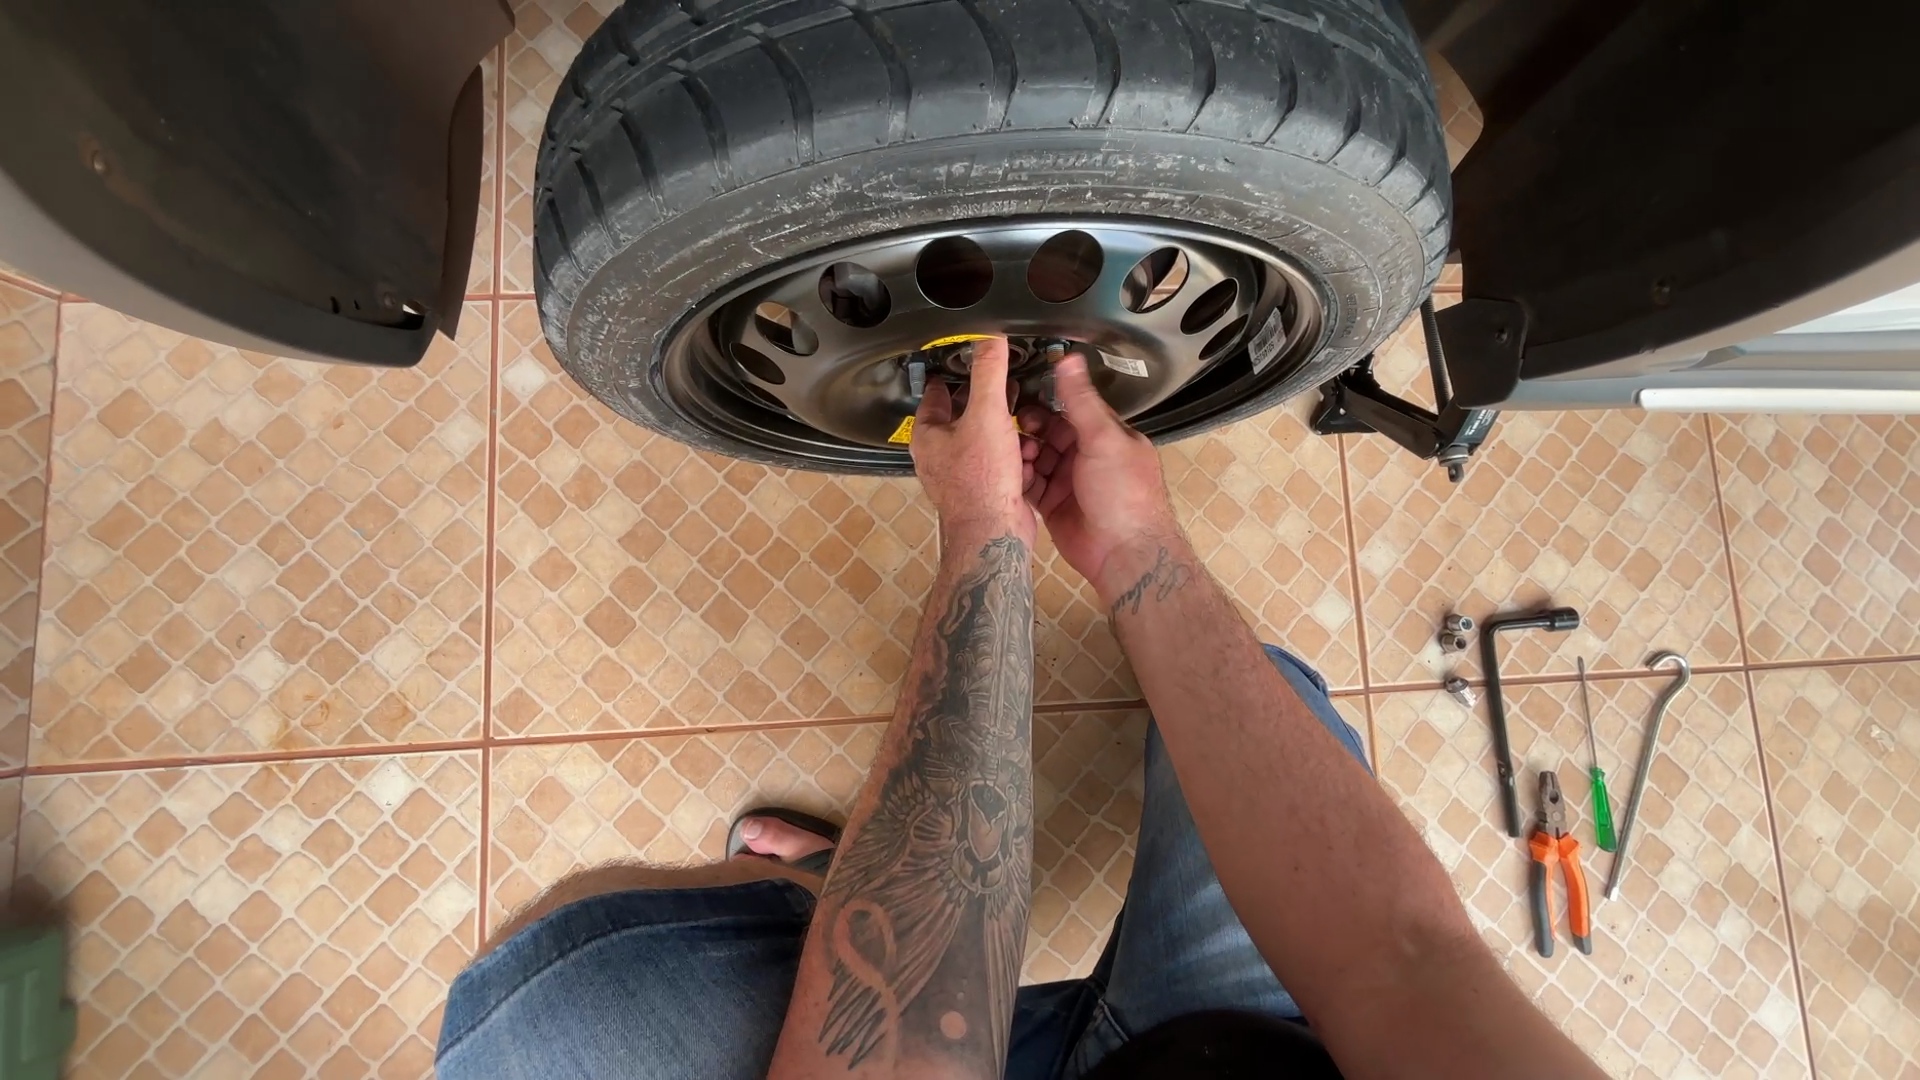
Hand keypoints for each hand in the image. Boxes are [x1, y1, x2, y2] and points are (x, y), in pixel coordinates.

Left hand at [911, 336, 1036, 546]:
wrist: (994, 533)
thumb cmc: (981, 478)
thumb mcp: (987, 414)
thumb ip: (988, 372)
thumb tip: (990, 336)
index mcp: (928, 435)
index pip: (936, 393)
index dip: (952, 373)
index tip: (966, 358)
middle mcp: (939, 456)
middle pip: (962, 415)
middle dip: (986, 400)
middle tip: (1006, 383)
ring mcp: (960, 475)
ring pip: (984, 439)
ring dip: (1004, 427)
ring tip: (1023, 416)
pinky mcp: (983, 490)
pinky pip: (998, 462)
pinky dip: (1013, 453)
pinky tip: (1029, 450)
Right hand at [1021, 353, 1180, 601]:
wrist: (1123, 553)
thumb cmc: (1124, 493)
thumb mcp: (1103, 438)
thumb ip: (1081, 400)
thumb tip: (1070, 359)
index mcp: (1106, 435)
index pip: (1071, 409)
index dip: (1047, 401)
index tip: (1021, 394)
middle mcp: (1087, 456)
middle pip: (1049, 432)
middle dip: (1029, 428)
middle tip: (1010, 426)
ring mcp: (1069, 481)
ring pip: (1037, 458)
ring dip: (1022, 454)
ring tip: (1010, 454)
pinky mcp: (1053, 504)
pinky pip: (1031, 484)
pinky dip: (1019, 478)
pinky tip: (1009, 474)